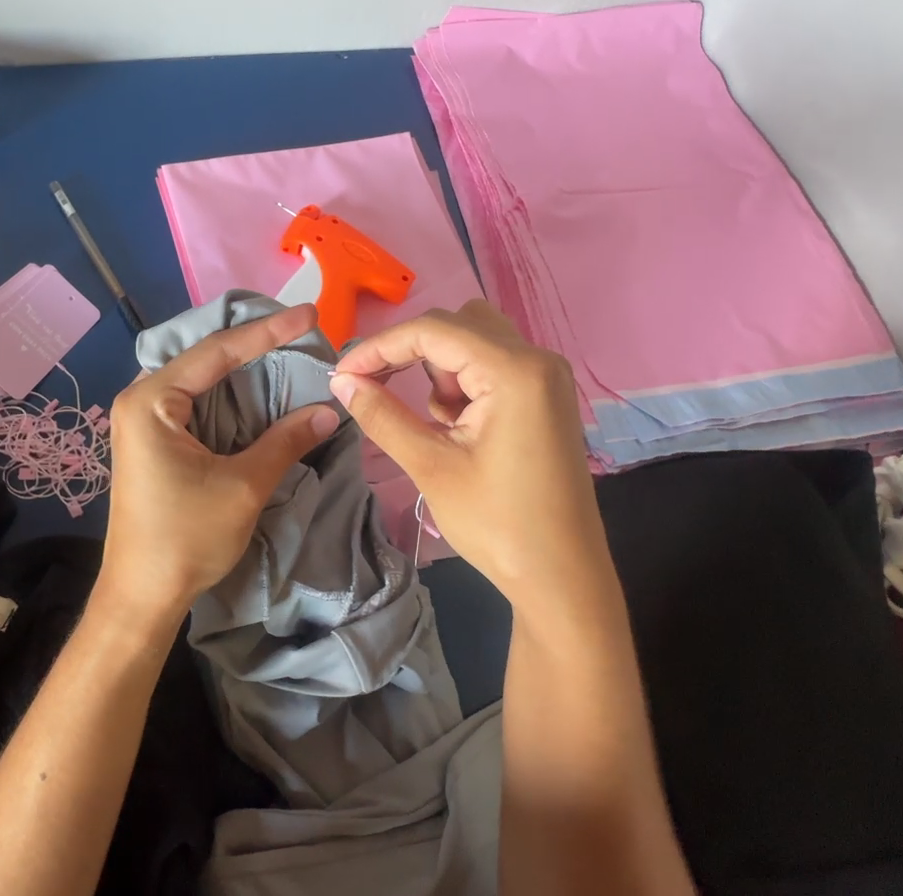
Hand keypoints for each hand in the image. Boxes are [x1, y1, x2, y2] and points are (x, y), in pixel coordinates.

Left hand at [100, 304, 340, 628]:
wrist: (143, 594)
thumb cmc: (186, 538)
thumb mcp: (243, 486)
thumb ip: (285, 441)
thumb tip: (327, 409)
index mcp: (150, 401)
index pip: (216, 352)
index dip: (267, 332)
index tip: (310, 314)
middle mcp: (139, 400)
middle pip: (202, 356)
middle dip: (251, 341)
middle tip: (298, 326)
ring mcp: (142, 421)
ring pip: (198, 378)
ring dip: (239, 367)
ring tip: (284, 346)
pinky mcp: (152, 441)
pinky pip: (194, 402)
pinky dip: (227, 393)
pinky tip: (256, 388)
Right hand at [328, 300, 603, 600]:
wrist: (561, 576)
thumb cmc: (496, 524)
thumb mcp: (430, 466)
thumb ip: (382, 415)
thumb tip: (341, 381)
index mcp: (514, 371)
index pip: (433, 330)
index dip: (380, 347)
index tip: (342, 374)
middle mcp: (537, 360)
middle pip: (456, 325)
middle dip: (411, 353)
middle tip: (378, 389)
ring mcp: (546, 378)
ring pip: (475, 341)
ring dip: (438, 369)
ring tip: (433, 424)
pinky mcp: (545, 398)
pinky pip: (493, 366)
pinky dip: (462, 383)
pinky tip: (456, 428)